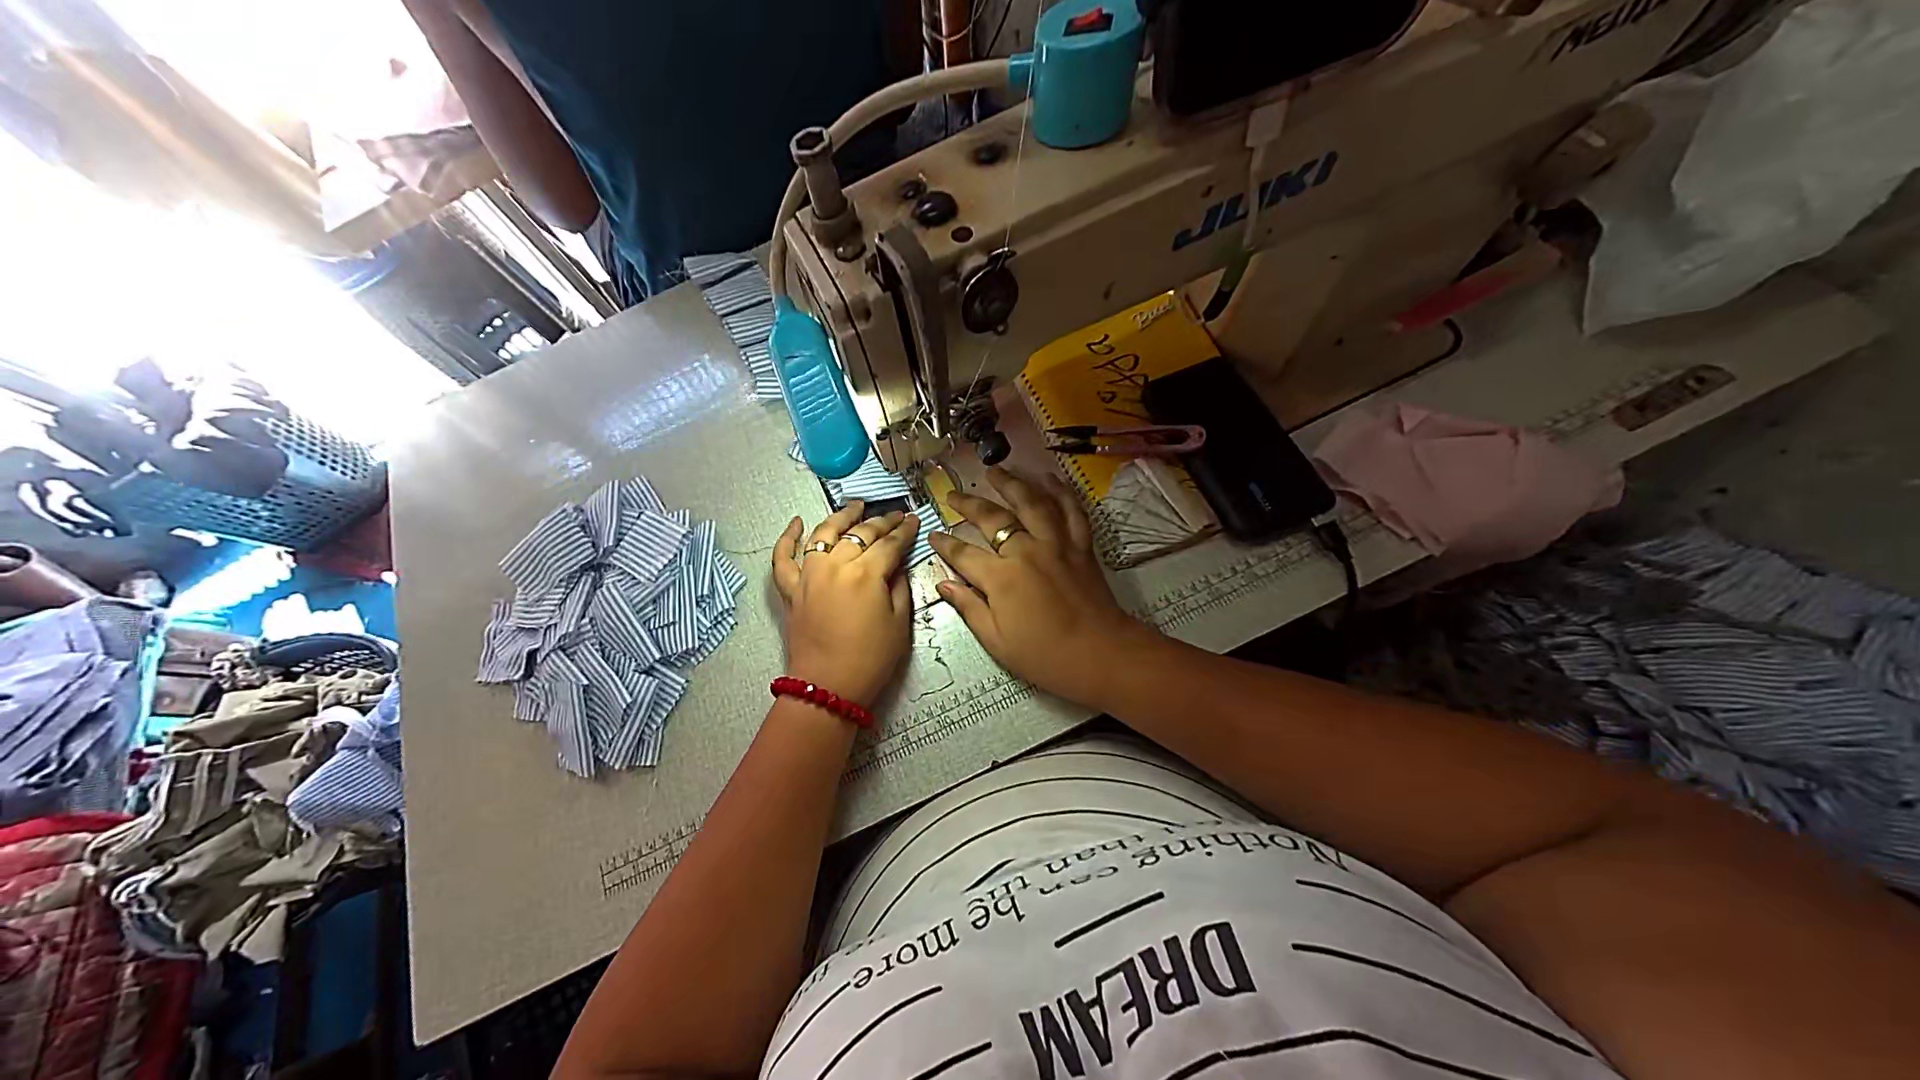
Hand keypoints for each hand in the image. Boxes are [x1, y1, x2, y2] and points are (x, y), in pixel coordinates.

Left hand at [771, 500, 919, 705]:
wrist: (827, 687)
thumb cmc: (869, 660)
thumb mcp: (899, 623)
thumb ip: (899, 587)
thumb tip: (897, 567)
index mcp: (866, 573)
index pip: (890, 542)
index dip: (904, 530)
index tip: (913, 520)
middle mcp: (835, 565)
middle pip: (860, 533)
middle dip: (881, 521)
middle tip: (894, 515)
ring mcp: (809, 575)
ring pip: (824, 534)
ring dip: (840, 517)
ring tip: (854, 506)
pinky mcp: (791, 589)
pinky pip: (784, 558)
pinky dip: (788, 538)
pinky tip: (797, 523)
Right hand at [929, 468, 1160, 705]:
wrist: (1101, 654)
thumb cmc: (1045, 655)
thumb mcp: (997, 641)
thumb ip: (969, 607)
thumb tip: (944, 584)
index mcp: (1001, 578)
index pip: (963, 554)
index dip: (945, 544)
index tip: (933, 535)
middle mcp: (1026, 551)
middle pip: (993, 519)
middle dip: (969, 504)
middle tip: (954, 495)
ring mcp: (1056, 544)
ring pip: (1032, 503)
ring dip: (1012, 484)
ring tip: (996, 471)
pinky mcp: (1081, 546)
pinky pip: (1071, 511)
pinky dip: (1061, 492)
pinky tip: (1049, 479)